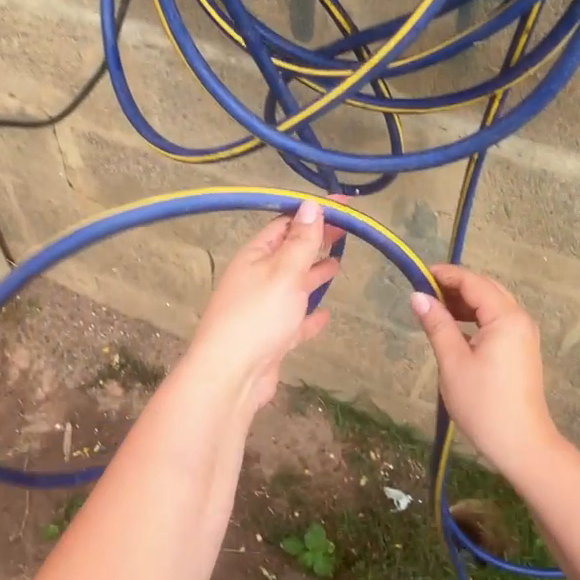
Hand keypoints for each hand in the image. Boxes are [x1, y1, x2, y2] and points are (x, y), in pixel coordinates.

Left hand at [188, 198, 342, 411]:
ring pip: (293, 287)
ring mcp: (263, 311)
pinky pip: (294, 322)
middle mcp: (256, 279)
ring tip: (338, 265)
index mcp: (255, 257)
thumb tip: (311, 205)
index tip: (344, 204)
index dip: (313, 213)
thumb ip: (301, 241)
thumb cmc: (258, 316)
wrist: (232, 375)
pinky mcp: (271, 340)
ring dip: (313, 275)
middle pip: (290, 253)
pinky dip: (310, 316)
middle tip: (347, 230)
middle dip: (315, 241)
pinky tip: (326, 314)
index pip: (285, 224)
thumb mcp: (284, 271)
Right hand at [408, 265, 560, 470]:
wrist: (521, 443)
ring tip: (434, 309)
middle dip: (455, 286)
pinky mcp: (521, 350)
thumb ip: (437, 325)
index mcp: (506, 318)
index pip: (474, 283)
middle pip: (486, 289)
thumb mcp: (453, 362)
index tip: (418, 274)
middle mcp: (520, 319)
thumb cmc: (483, 403)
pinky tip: (454, 329)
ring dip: (464, 302)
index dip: (446, 275)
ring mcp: (523, 335)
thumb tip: (418, 296)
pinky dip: (474, 318)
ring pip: (492, 305)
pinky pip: (496, 321)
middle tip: (423, 292)